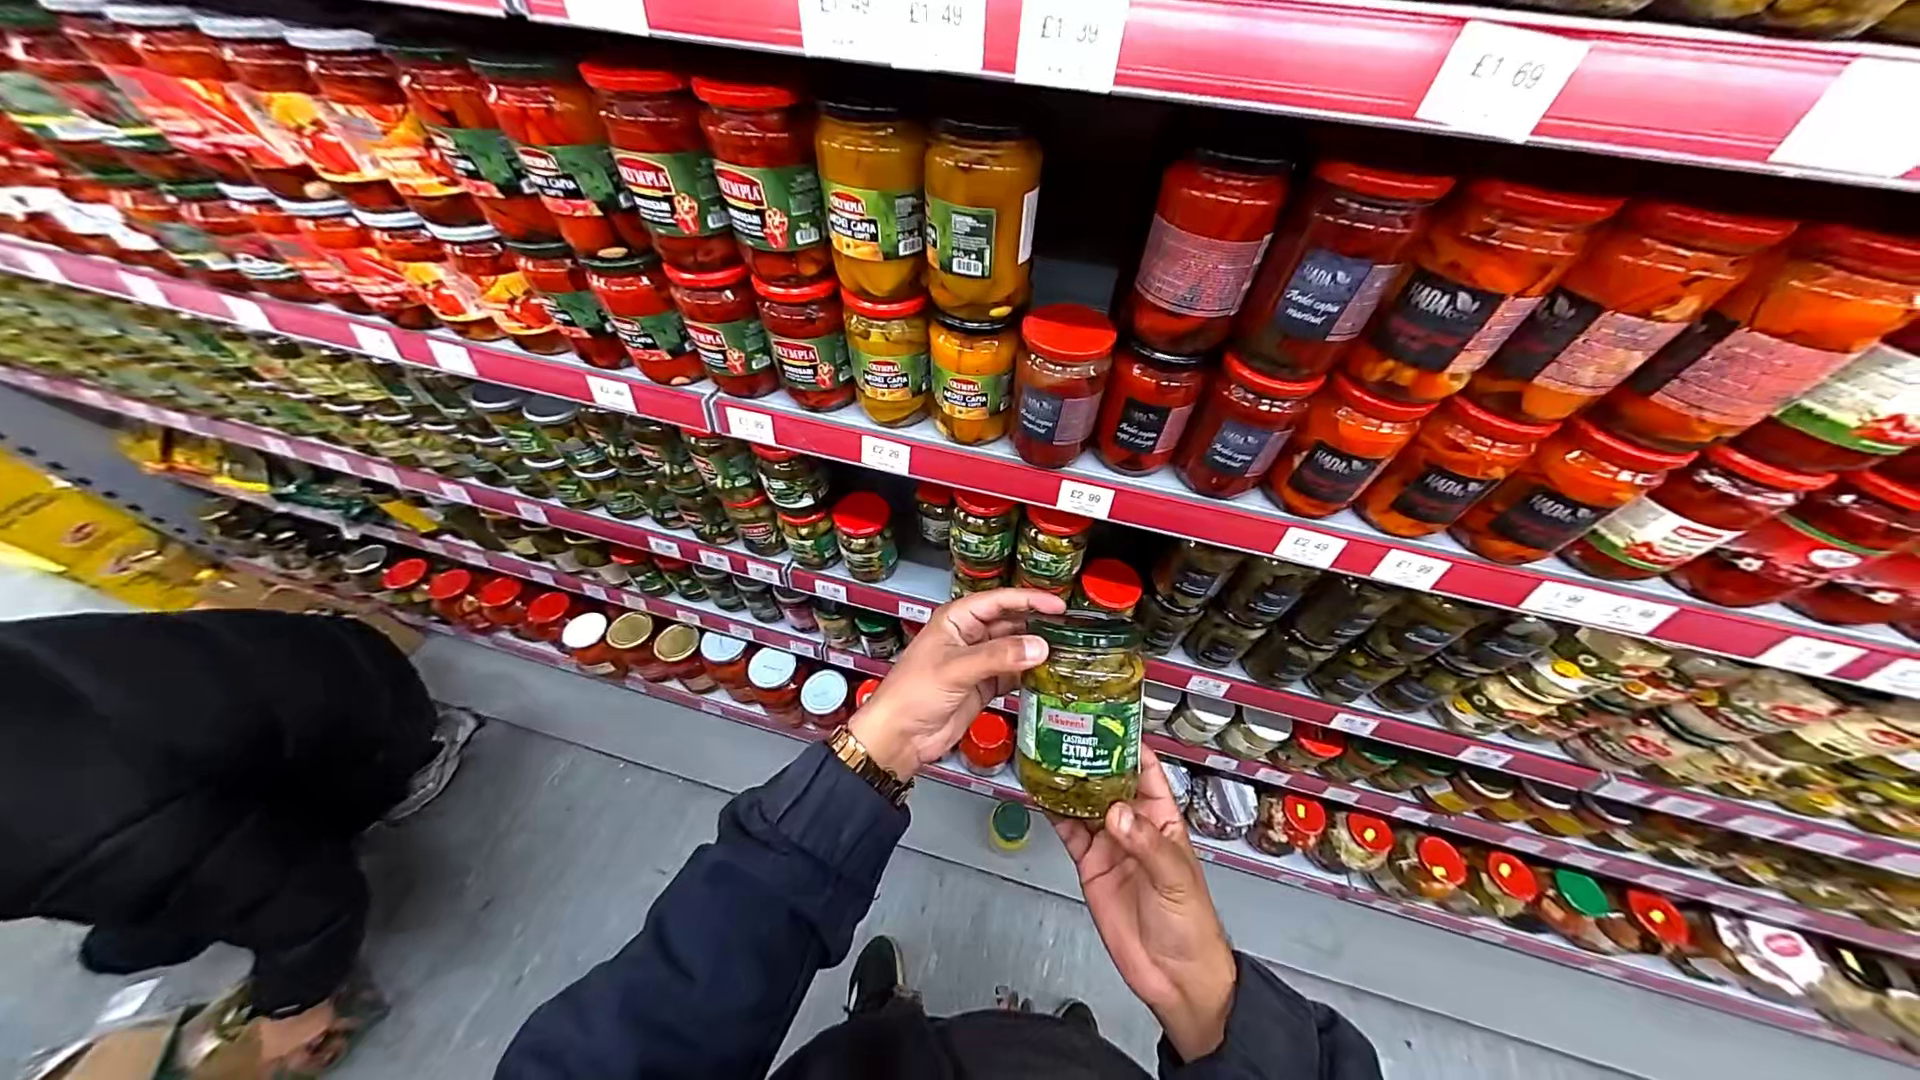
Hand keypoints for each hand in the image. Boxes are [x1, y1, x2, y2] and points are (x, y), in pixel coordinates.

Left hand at [848, 588, 1064, 778]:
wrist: (900, 736)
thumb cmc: (912, 693)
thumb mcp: (956, 669)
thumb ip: (999, 656)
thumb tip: (1039, 646)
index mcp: (956, 619)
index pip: (999, 601)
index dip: (1029, 600)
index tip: (1057, 606)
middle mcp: (969, 636)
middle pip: (1010, 623)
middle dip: (1037, 625)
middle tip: (1068, 630)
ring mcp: (977, 661)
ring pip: (1014, 649)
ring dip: (1036, 651)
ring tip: (1065, 652)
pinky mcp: (984, 685)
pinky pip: (1013, 674)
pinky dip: (1030, 674)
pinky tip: (1048, 675)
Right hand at [1053, 746, 1235, 1062]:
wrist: (1174, 977)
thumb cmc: (1193, 927)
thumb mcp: (1175, 878)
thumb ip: (1146, 844)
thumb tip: (1117, 814)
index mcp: (1162, 819)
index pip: (1145, 771)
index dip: (1128, 746)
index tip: (1110, 723)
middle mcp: (1134, 825)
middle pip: (1108, 781)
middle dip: (1090, 758)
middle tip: (1069, 735)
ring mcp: (1110, 842)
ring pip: (1084, 801)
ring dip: (1068, 781)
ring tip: (1050, 757)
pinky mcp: (1090, 863)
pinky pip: (1068, 830)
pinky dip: (1054, 812)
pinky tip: (1043, 796)